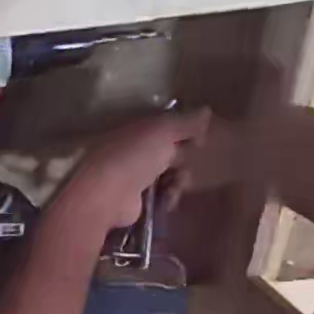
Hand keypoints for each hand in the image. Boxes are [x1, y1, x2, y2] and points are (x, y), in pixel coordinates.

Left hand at [58, 108, 210, 229]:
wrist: (106, 195)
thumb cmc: (133, 155)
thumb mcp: (162, 131)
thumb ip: (185, 122)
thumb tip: (207, 110)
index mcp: (135, 129)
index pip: (164, 127)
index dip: (185, 132)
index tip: (201, 140)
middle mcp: (131, 151)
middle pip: (167, 153)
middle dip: (183, 160)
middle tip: (188, 166)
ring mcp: (131, 177)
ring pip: (167, 176)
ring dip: (178, 181)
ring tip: (177, 186)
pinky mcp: (134, 202)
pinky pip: (160, 197)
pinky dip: (168, 198)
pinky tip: (169, 200)